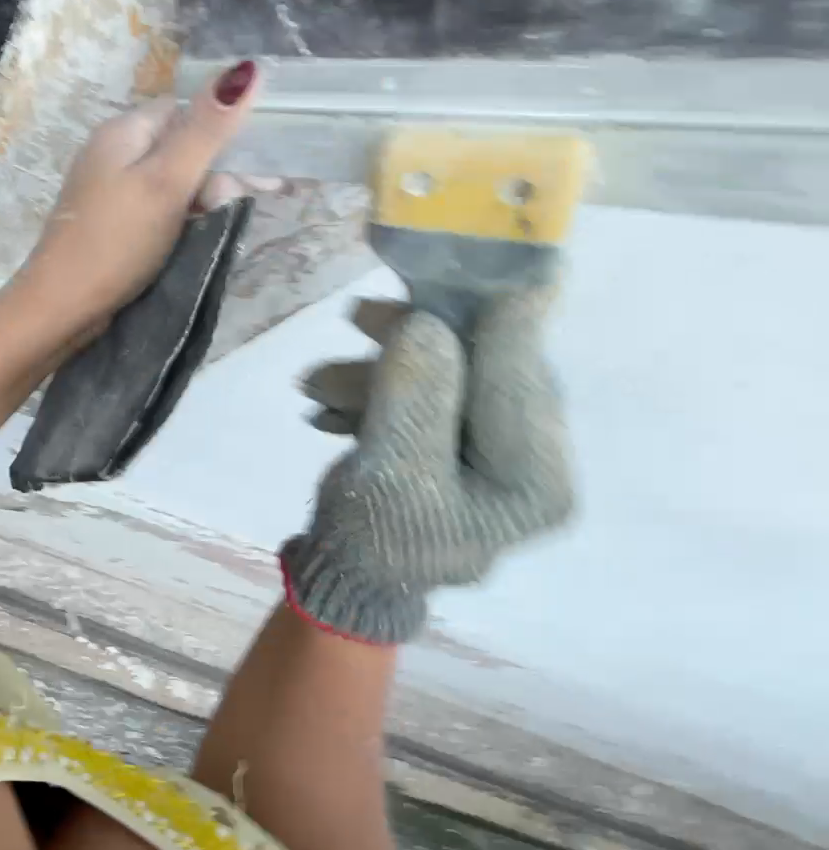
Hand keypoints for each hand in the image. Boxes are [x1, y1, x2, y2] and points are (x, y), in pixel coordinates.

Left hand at [7, 61, 260, 333]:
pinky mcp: (109, 224)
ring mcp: (107, 190)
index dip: (224, 129)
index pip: (185, 109)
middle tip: (240, 199)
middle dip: (216, 169)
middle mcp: (111, 153)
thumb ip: (206, 129)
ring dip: (201, 198)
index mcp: (120, 132)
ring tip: (214, 221)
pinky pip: (156, 209)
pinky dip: (180, 219)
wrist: (61, 306)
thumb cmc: (115, 240)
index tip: (258, 164)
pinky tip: (192, 236)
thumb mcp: (167, 181)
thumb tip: (246, 67)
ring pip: (171, 181)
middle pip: (180, 145)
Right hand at [283, 287, 575, 644]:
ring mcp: (489, 457)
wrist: (343, 581)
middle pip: (480, 375)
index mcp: (535, 478)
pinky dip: (373, 395)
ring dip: (376, 373)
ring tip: (314, 382)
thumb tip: (428, 325)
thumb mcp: (390, 473)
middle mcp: (527, 463)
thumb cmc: (374, 539)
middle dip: (413, 344)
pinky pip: (421, 400)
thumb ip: (416, 401)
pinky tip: (328, 407)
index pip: (521, 382)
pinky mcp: (451, 450)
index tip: (504, 268)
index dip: (504, 323)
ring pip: (442, 384)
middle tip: (357, 315)